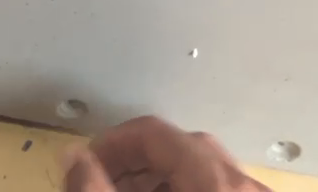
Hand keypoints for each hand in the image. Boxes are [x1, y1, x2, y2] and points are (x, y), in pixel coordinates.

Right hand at [64, 117, 272, 191]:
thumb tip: (73, 157)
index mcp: (214, 178)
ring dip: (158, 181)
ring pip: (203, 176)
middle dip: (134, 164)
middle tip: (103, 182)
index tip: (87, 160)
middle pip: (180, 150)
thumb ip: (96, 188)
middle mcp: (244, 185)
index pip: (152, 131)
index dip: (112, 141)